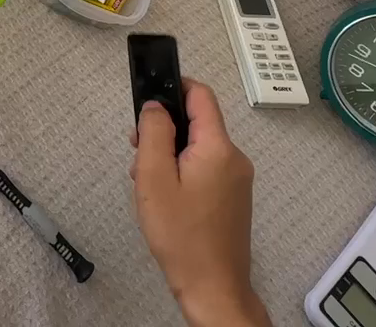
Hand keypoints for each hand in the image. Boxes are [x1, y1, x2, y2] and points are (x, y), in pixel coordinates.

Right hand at [131, 79, 270, 326]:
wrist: (213, 290)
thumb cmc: (180, 233)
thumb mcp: (154, 177)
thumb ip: (153, 132)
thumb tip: (156, 105)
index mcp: (218, 147)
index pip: (200, 94)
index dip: (174, 85)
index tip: (147, 97)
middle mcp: (234, 157)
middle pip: (197, 121)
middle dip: (164, 127)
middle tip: (137, 150)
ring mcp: (237, 179)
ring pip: (198, 145)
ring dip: (170, 151)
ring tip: (147, 179)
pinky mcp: (234, 196)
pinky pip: (206, 165)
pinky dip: (182, 168)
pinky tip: (165, 193)